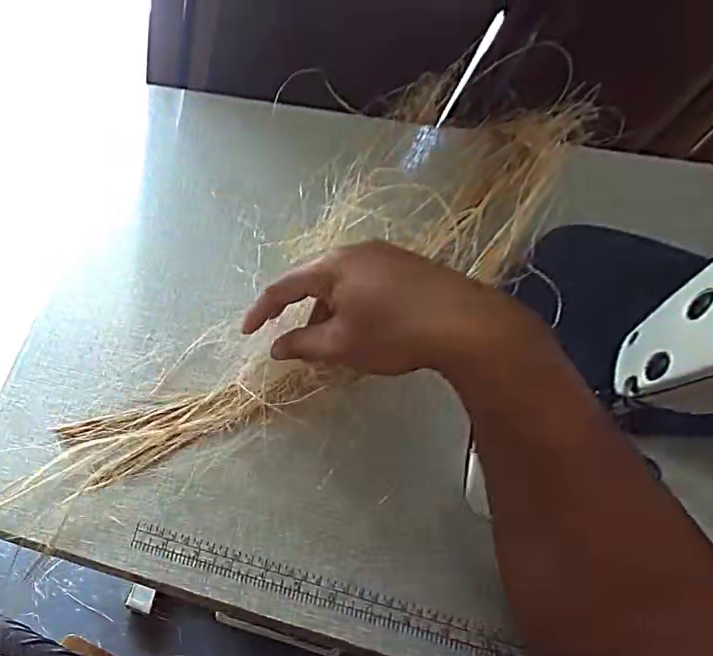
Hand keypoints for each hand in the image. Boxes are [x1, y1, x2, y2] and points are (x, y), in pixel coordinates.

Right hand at [240, 240, 557, 378]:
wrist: (464, 324)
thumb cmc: (392, 334)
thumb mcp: (339, 345)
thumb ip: (301, 345)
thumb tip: (276, 348)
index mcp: (332, 266)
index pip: (283, 286)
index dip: (261, 311)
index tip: (248, 333)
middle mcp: (356, 251)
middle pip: (312, 280)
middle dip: (296, 312)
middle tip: (289, 340)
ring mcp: (384, 255)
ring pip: (338, 283)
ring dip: (325, 312)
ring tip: (327, 344)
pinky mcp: (405, 266)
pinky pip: (361, 283)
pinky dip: (348, 306)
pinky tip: (358, 331)